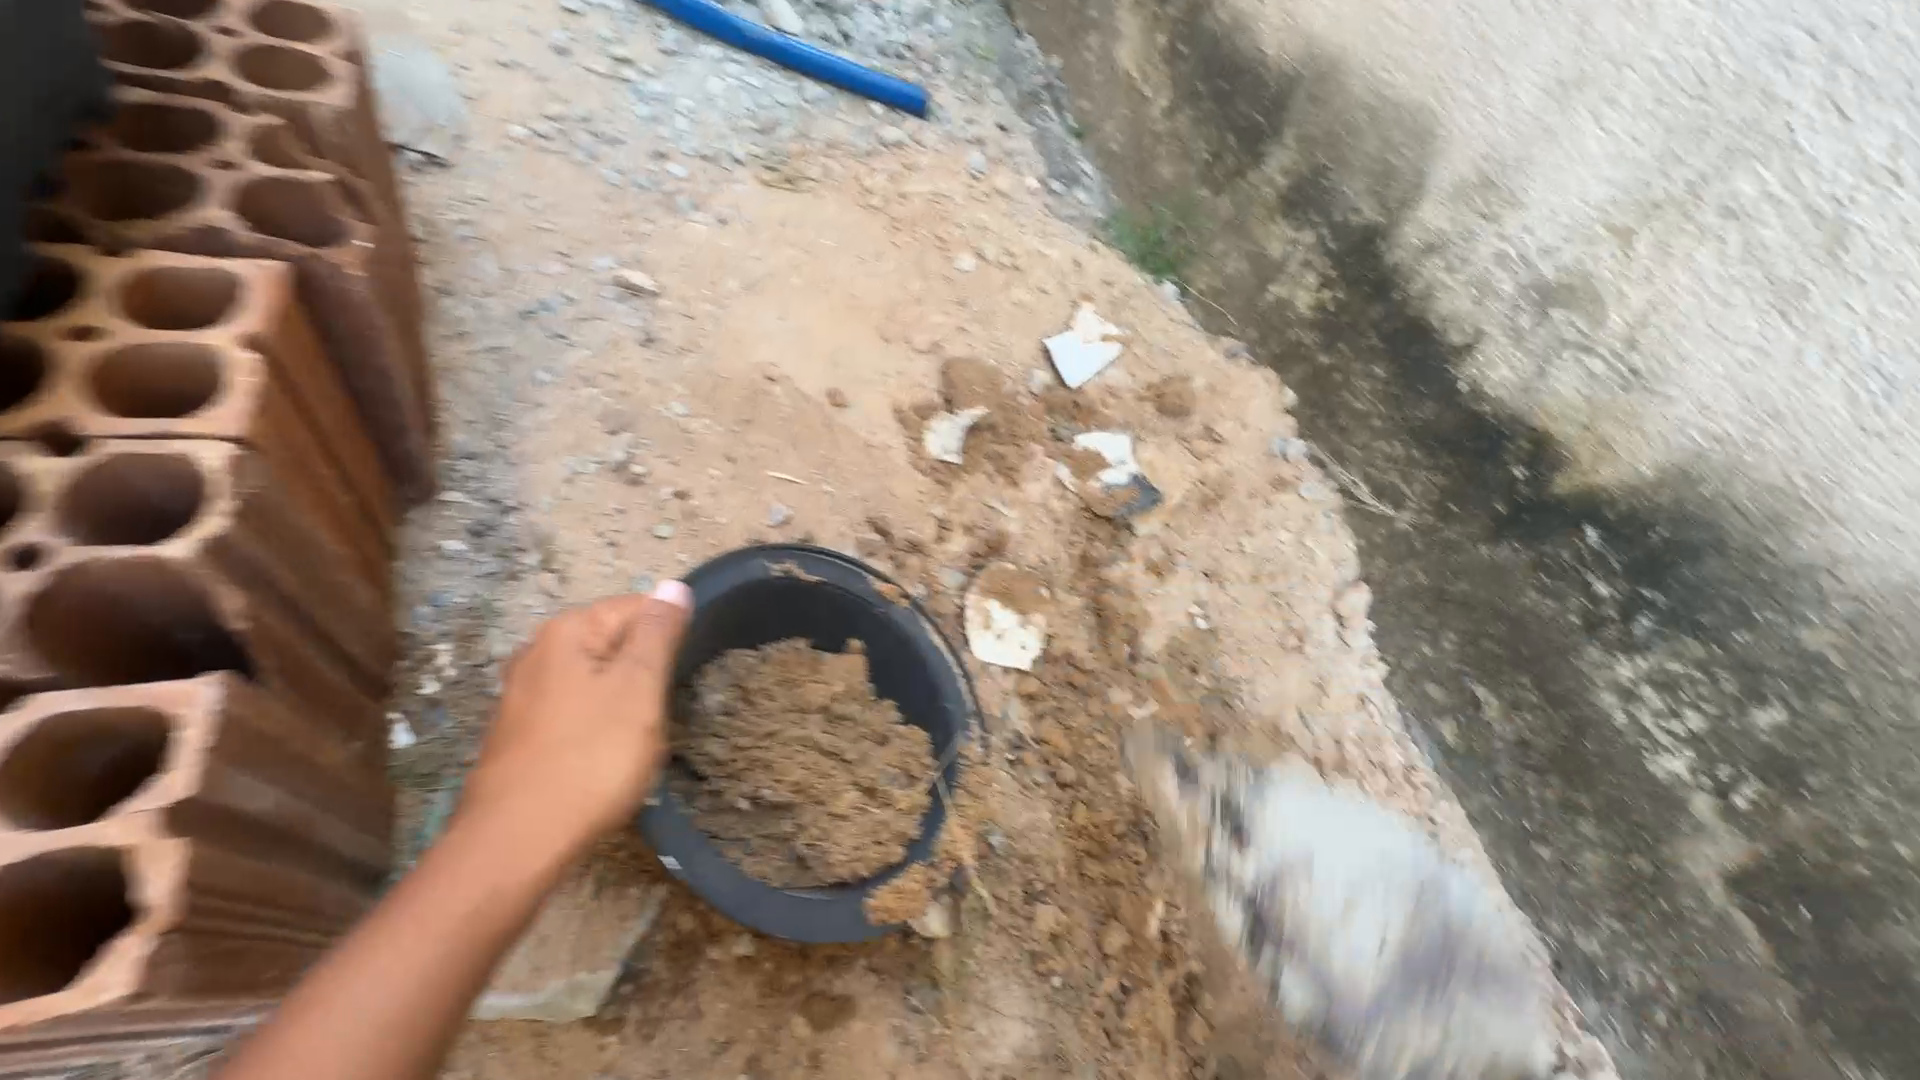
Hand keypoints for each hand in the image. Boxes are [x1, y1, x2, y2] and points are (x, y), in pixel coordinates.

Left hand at [456, 582, 692, 866]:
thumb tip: (673, 585)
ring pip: (594, 682)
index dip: (668, 638)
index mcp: (567, 632)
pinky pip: (573, 714)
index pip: (638, 607)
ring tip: (636, 740)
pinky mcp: (517, 736)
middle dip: (644, 673)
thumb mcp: (639, 688)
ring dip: (623, 703)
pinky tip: (603, 760)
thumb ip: (658, 633)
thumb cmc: (590, 758)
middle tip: (660, 713)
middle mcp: (536, 653)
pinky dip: (596, 729)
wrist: (516, 842)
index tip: (678, 679)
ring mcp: (520, 696)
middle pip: (613, 644)